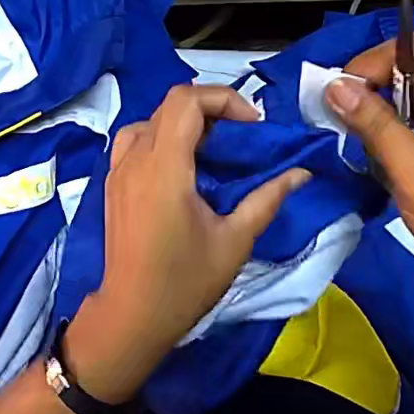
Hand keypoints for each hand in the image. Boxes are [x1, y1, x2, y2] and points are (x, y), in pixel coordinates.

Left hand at [65, 85, 310, 403]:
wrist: (131, 314)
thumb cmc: (185, 282)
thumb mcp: (235, 241)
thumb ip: (268, 199)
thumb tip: (301, 172)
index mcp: (164, 167)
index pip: (186, 101)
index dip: (223, 99)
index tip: (251, 127)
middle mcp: (135, 158)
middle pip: (170, 104)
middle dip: (211, 109)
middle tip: (240, 137)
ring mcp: (118, 169)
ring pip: (150, 119)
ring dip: (183, 122)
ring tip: (212, 150)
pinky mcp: (112, 182)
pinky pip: (134, 140)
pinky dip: (160, 136)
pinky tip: (180, 165)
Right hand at [324, 40, 413, 300]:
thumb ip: (376, 126)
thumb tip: (334, 86)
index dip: (371, 66)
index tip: (337, 96)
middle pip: (411, 69)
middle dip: (371, 90)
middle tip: (340, 119)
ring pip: (409, 94)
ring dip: (379, 113)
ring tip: (360, 141)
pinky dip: (391, 130)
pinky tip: (381, 154)